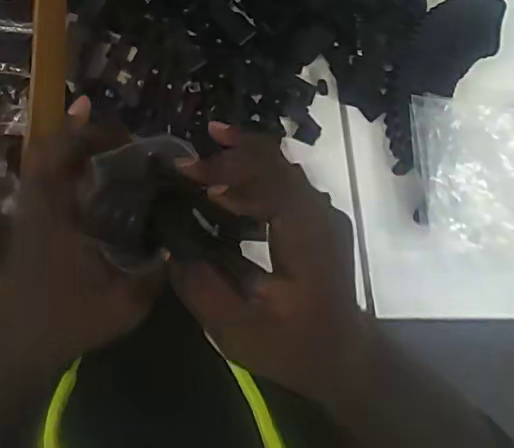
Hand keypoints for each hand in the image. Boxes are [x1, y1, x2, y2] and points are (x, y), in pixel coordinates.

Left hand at [0, 97, 159, 447]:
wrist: (17, 343)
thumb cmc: (65, 318)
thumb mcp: (118, 304)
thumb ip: (151, 275)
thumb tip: (176, 245)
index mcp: (54, 209)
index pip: (64, 153)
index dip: (90, 134)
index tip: (126, 136)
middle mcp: (36, 198)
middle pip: (49, 146)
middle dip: (82, 132)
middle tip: (120, 136)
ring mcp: (28, 206)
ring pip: (42, 158)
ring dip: (71, 144)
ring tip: (107, 144)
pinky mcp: (28, 217)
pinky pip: (42, 175)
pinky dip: (62, 163)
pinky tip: (86, 171)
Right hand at [170, 122, 367, 402]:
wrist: (345, 358)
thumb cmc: (294, 346)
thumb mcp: (241, 334)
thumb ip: (203, 291)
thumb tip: (169, 249)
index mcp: (306, 237)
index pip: (270, 179)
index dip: (227, 170)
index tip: (187, 175)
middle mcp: (318, 212)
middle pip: (272, 161)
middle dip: (225, 155)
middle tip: (184, 164)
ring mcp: (320, 208)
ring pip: (277, 162)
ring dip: (235, 157)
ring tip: (197, 164)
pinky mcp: (313, 211)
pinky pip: (279, 174)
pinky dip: (248, 168)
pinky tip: (221, 179)